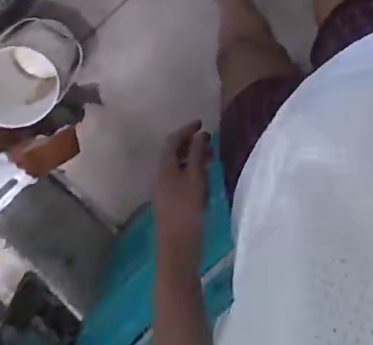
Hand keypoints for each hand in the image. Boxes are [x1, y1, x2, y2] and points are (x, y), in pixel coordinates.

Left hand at [154, 121, 210, 249]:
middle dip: (191, 144)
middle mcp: (162, 178)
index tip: (202, 123)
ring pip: (179, 167)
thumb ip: (197, 153)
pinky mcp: (172, 204)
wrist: (177, 249)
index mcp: (164, 169)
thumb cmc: (187, 209)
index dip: (186, 129)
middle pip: (174, 153)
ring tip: (211, 159)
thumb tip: (200, 134)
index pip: (172, 141)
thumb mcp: (195, 177)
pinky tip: (206, 180)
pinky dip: (193, 173)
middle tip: (210, 141)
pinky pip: (181, 180)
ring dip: (194, 159)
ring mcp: (166, 192)